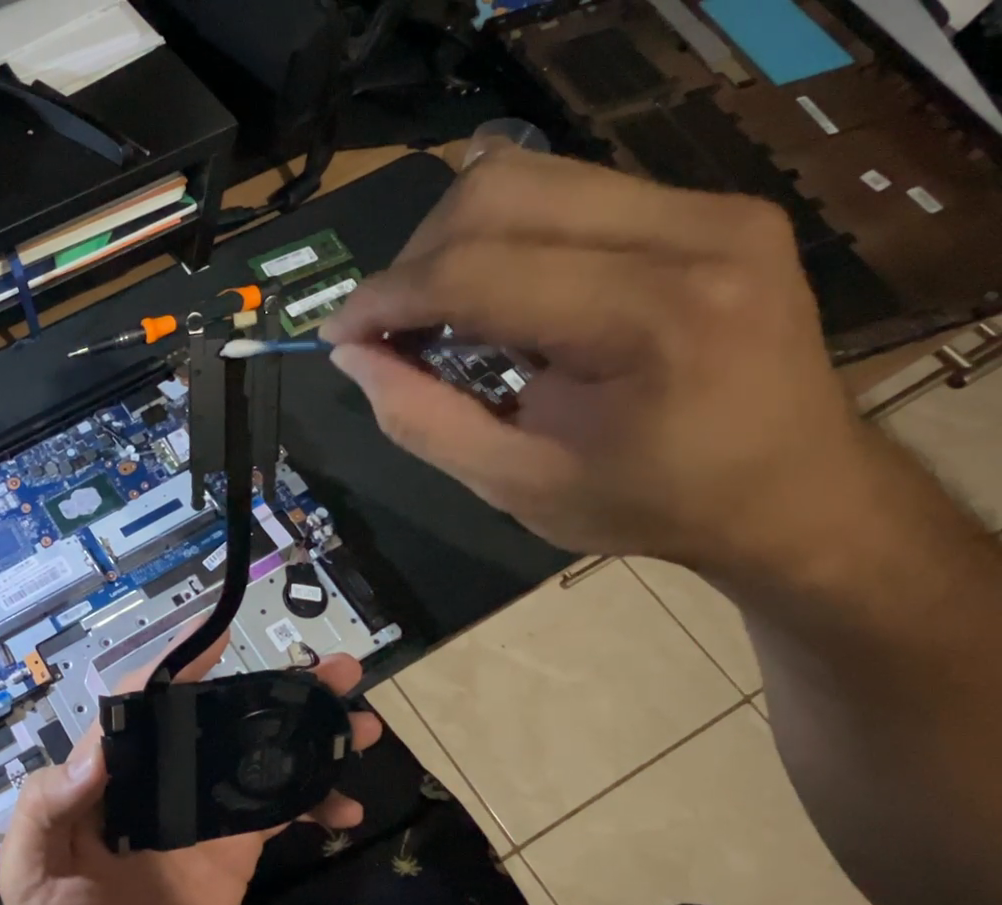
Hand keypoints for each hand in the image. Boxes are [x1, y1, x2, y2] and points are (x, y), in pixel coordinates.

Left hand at [0, 639, 382, 904]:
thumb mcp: (29, 861)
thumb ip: (49, 803)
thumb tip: (94, 751)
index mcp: (115, 768)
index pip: (145, 704)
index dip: (179, 669)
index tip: (221, 639)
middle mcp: (162, 776)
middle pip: (218, 720)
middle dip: (275, 691)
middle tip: (333, 670)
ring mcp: (203, 811)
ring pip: (259, 759)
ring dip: (310, 738)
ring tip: (360, 723)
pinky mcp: (234, 850)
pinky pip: (278, 814)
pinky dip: (315, 804)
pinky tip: (347, 804)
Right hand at [319, 148, 869, 574]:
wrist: (793, 491)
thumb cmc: (652, 503)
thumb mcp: (516, 485)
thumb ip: (420, 419)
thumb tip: (348, 354)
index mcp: (654, 320)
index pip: (477, 269)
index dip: (385, 297)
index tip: (337, 335)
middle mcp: (694, 234)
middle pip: (497, 194)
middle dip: (414, 261)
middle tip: (391, 328)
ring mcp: (710, 207)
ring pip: (525, 175)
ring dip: (451, 240)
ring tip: (437, 309)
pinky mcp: (707, 205)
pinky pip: (564, 189)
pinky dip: (500, 235)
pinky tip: (495, 292)